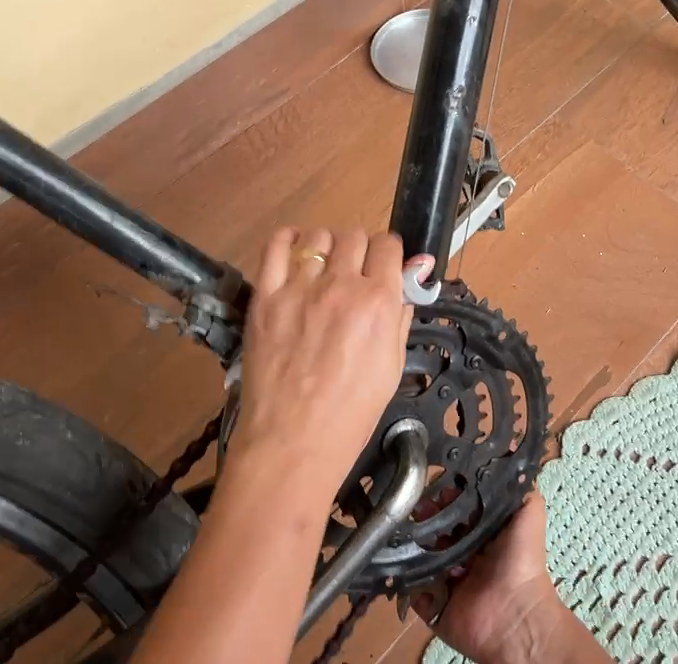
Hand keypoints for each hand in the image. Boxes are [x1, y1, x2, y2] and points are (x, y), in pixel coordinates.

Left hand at [229, 226, 418, 502]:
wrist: (293, 442)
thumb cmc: (350, 413)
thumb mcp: (392, 365)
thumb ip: (401, 314)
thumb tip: (412, 277)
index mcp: (378, 302)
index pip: (388, 245)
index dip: (388, 254)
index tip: (383, 266)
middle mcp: (341, 286)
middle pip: (354, 236)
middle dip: (360, 249)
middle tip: (354, 272)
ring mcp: (299, 288)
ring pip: (318, 236)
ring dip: (326, 246)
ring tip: (322, 267)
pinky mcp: (265, 297)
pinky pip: (275, 246)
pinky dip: (287, 240)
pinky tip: (293, 249)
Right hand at [416, 493, 607, 663]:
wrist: (515, 615)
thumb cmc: (521, 561)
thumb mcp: (528, 514)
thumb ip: (520, 486)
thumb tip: (508, 451)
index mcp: (481, 536)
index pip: (455, 509)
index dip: (446, 497)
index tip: (439, 489)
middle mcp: (462, 555)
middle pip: (433, 528)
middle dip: (425, 515)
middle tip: (421, 508)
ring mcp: (444, 580)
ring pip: (419, 552)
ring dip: (414, 538)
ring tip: (415, 529)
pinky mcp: (431, 603)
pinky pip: (409, 585)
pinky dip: (405, 571)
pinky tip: (408, 555)